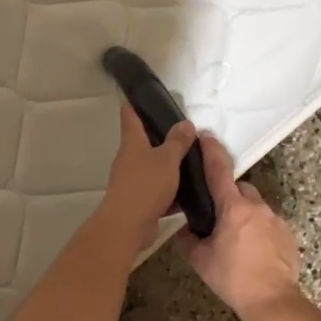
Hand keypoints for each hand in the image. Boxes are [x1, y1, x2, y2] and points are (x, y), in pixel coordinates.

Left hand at [98, 103, 197, 246]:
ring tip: (192, 161)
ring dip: (169, 166)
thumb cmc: (146, 185)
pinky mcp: (140, 201)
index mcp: (132, 143)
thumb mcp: (167, 159)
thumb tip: (185, 123)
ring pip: (153, 168)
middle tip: (184, 131)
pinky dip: (172, 192)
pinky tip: (189, 193)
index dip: (135, 103)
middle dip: (161, 136)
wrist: (128, 225)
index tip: (144, 94)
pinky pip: (159, 192)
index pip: (130, 115)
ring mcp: (132, 181)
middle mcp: (129, 159)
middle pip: (143, 142)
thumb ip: (177, 141)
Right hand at [173, 135, 303, 316]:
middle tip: (216, 217)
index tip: (205, 135)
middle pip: (239, 189)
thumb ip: (187, 241)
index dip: (211, 151)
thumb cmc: (233, 278)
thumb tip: (182, 231)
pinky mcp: (288, 234)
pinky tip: (252, 251)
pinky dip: (258, 230)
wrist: (272, 300)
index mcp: (233, 208)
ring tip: (234, 240)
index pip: (219, 171)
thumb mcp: (200, 261)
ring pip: (255, 207)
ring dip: (243, 215)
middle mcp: (257, 207)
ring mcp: (275, 220)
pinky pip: (268, 223)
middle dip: (228, 196)